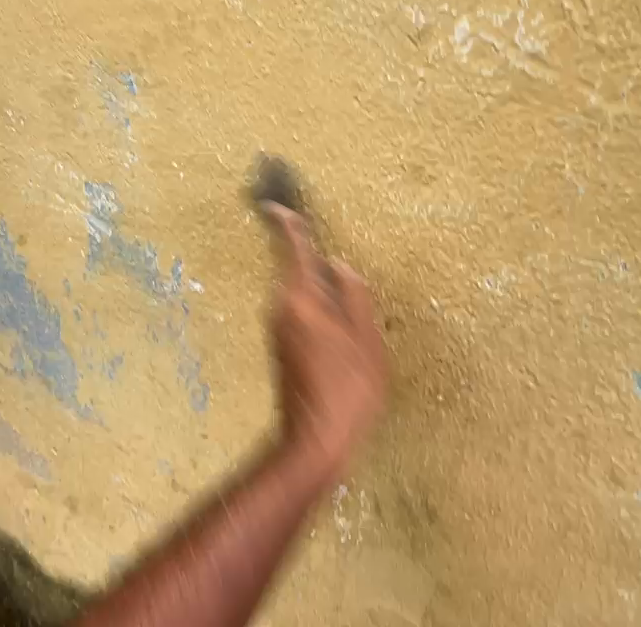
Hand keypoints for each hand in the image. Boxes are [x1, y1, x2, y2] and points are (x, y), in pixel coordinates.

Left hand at [261, 203, 388, 485]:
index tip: (274, 200)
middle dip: (308, 252)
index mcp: (301, 297)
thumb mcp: (366, 338)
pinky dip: (315, 301)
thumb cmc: (348, 388)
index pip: (293, 247)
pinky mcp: (282, 343)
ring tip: (345, 292)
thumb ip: (354, 294)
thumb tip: (339, 265)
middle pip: (295, 267)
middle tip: (325, 242)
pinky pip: (299, 306)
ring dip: (316, 281)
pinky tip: (338, 321)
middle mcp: (281, 305)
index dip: (285, 221)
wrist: (314, 440)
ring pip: (298, 289)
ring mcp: (278, 326)